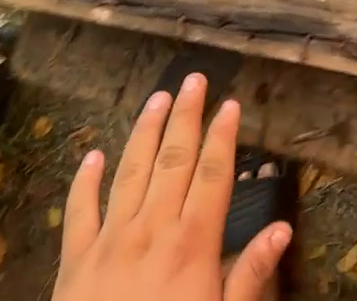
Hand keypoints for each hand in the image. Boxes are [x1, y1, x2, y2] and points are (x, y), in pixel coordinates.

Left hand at [53, 74, 290, 300]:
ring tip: (157, 97)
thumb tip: (283, 227)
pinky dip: (85, 180)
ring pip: (130, 171)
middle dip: (186, 116)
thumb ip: (250, 275)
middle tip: (194, 79)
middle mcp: (152, 229)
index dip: (224, 136)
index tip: (232, 103)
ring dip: (145, 131)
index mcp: (192, 243)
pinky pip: (79, 211)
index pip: (213, 174)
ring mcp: (109, 241)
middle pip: (173, 159)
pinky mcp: (73, 262)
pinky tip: (93, 154)